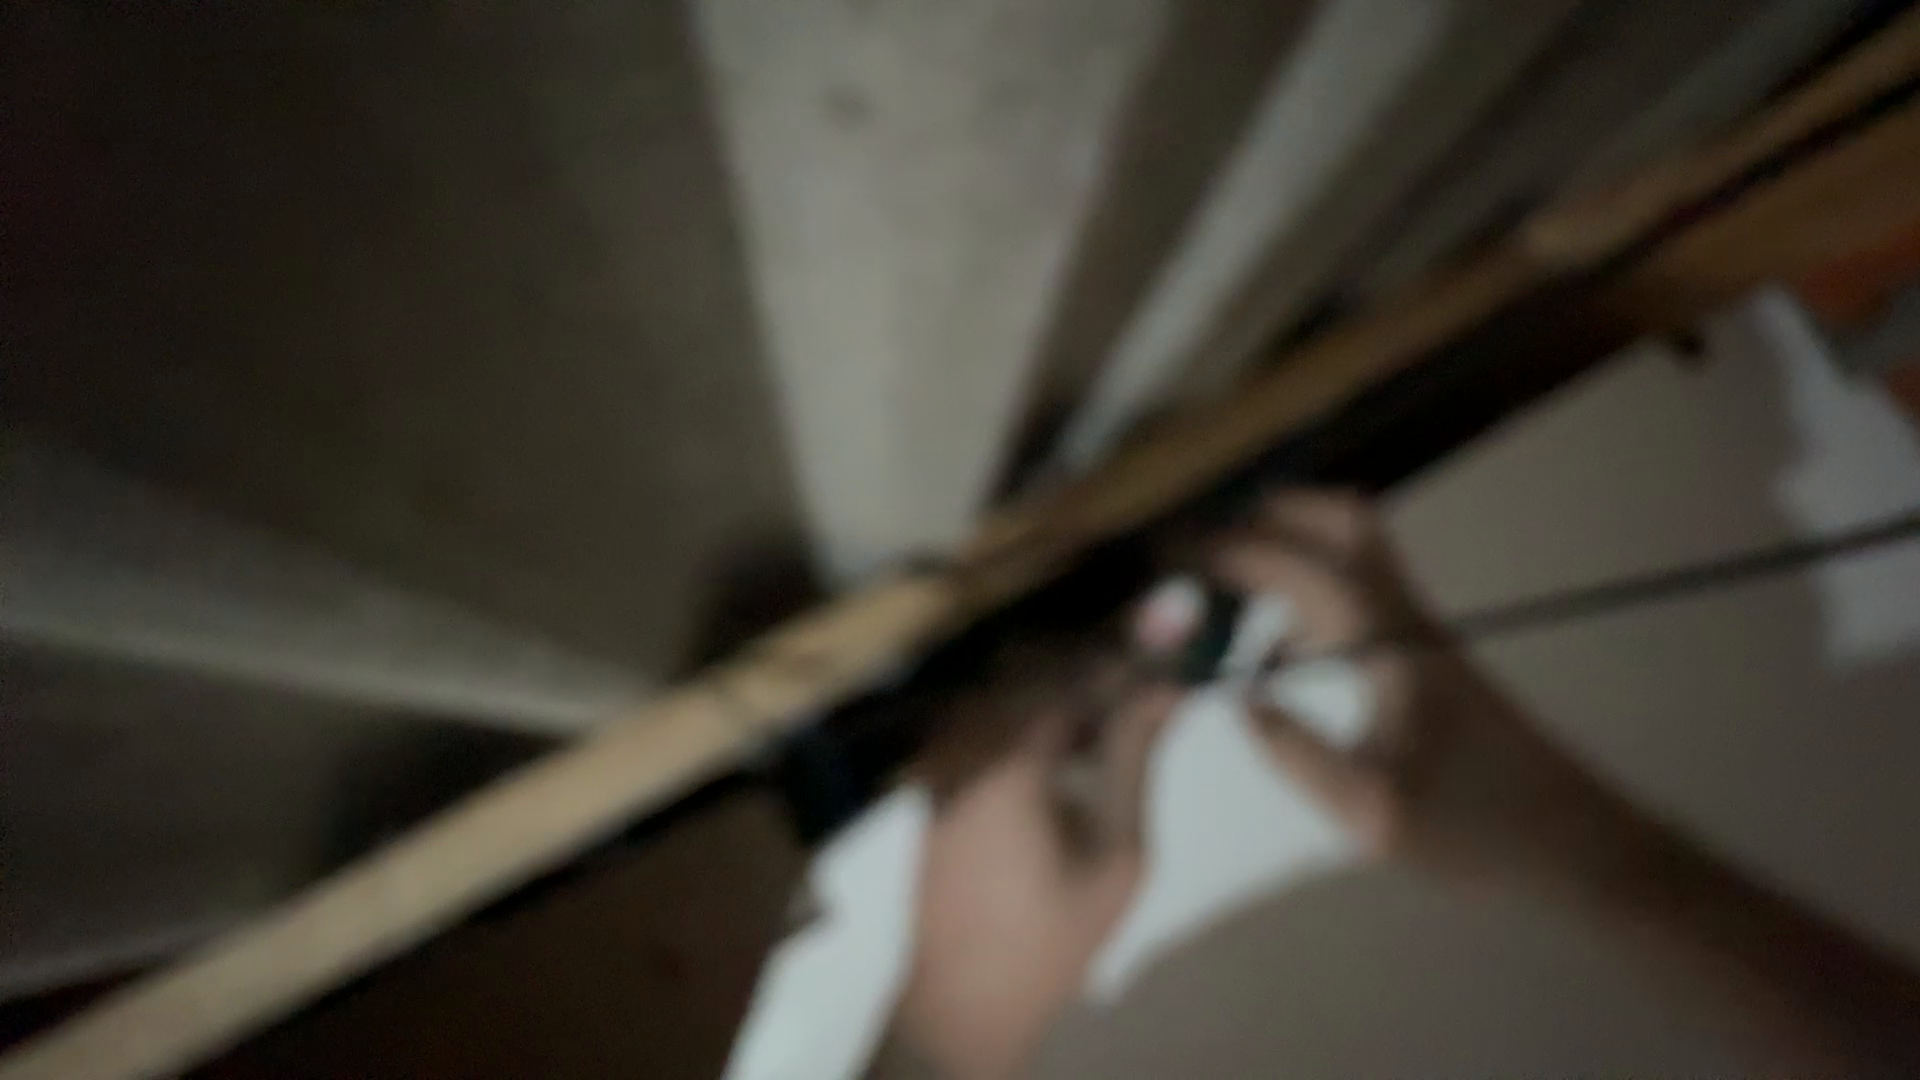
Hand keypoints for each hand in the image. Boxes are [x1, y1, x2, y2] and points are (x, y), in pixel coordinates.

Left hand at [887, 666, 1180, 1079]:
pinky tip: (1065, 735)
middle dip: (1096, 661)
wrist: (963, 995)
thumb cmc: (1051, 935)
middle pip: (1039, 664)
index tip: (1165, 650)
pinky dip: (1031, 708)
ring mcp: (943, 750)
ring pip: (1010, 681)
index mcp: (1008, 757)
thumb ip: (1135, 759)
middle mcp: (966, 737)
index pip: (1075, 673)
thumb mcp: (1116, 852)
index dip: (1125, 657)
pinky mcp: (936, 768)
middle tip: (1143, 677)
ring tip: (1112, 705)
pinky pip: (987, 711)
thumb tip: (1166, 691)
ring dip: (1064, 682)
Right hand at [1214, 490, 1646, 891]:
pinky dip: (1303, 590)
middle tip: (1211, 544)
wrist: (1579, 844)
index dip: (1236, 553)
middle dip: (1270, 514)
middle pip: (1343, 520)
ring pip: (1353, 545)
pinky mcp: (1421, 648)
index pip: (1302, 567)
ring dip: (1288, 544)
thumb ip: (1294, 752)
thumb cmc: (1477, 829)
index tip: (1183, 559)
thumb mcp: (1372, 811)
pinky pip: (1353, 589)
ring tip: (1227, 583)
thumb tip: (1239, 700)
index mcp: (1386, 642)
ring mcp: (1415, 627)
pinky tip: (1272, 650)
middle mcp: (1402, 615)